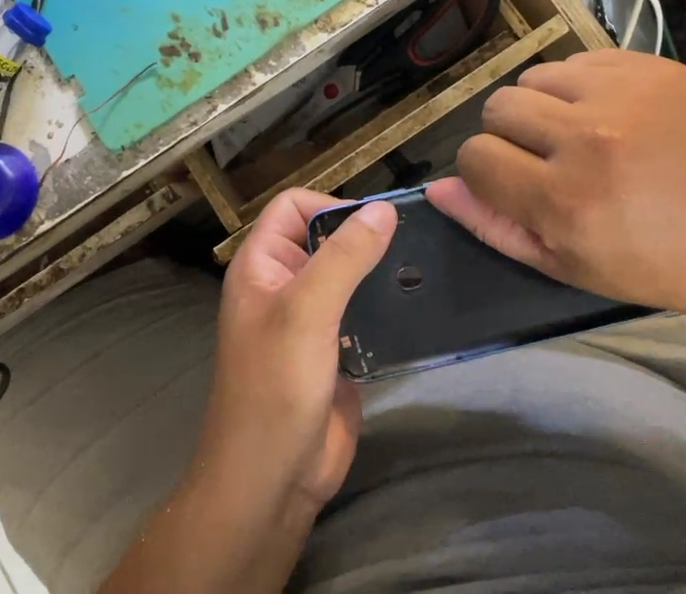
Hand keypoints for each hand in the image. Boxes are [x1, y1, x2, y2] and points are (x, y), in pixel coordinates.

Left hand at [198, 189, 395, 510]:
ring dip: (380, 272)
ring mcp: (311, 320)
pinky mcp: (337, 352)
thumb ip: (344, 257)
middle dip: (364, 237)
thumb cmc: (276, 386)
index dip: (332, 206)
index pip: (294, 207)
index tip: (376, 225)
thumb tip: (383, 208)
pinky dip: (386, 307)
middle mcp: (284, 285)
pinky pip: (363, 314)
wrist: (272, 478)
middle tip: (415, 243)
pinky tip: (418, 307)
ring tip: (424, 270)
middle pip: (326, 238)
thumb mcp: (306, 311)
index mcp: (261, 265)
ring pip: (348, 276)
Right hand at [426, 50, 685, 318]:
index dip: (485, 175)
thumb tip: (436, 189)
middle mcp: (588, 137)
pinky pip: (580, 59)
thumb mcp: (573, 267)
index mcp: (565, 201)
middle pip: (497, 108)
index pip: (474, 157)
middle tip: (550, 162)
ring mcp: (625, 93)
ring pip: (534, 78)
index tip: (516, 186)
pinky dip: (582, 86)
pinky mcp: (655, 67)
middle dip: (510, 137)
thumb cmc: (668, 268)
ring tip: (583, 136)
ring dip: (545, 107)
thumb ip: (495, 227)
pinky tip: (615, 116)